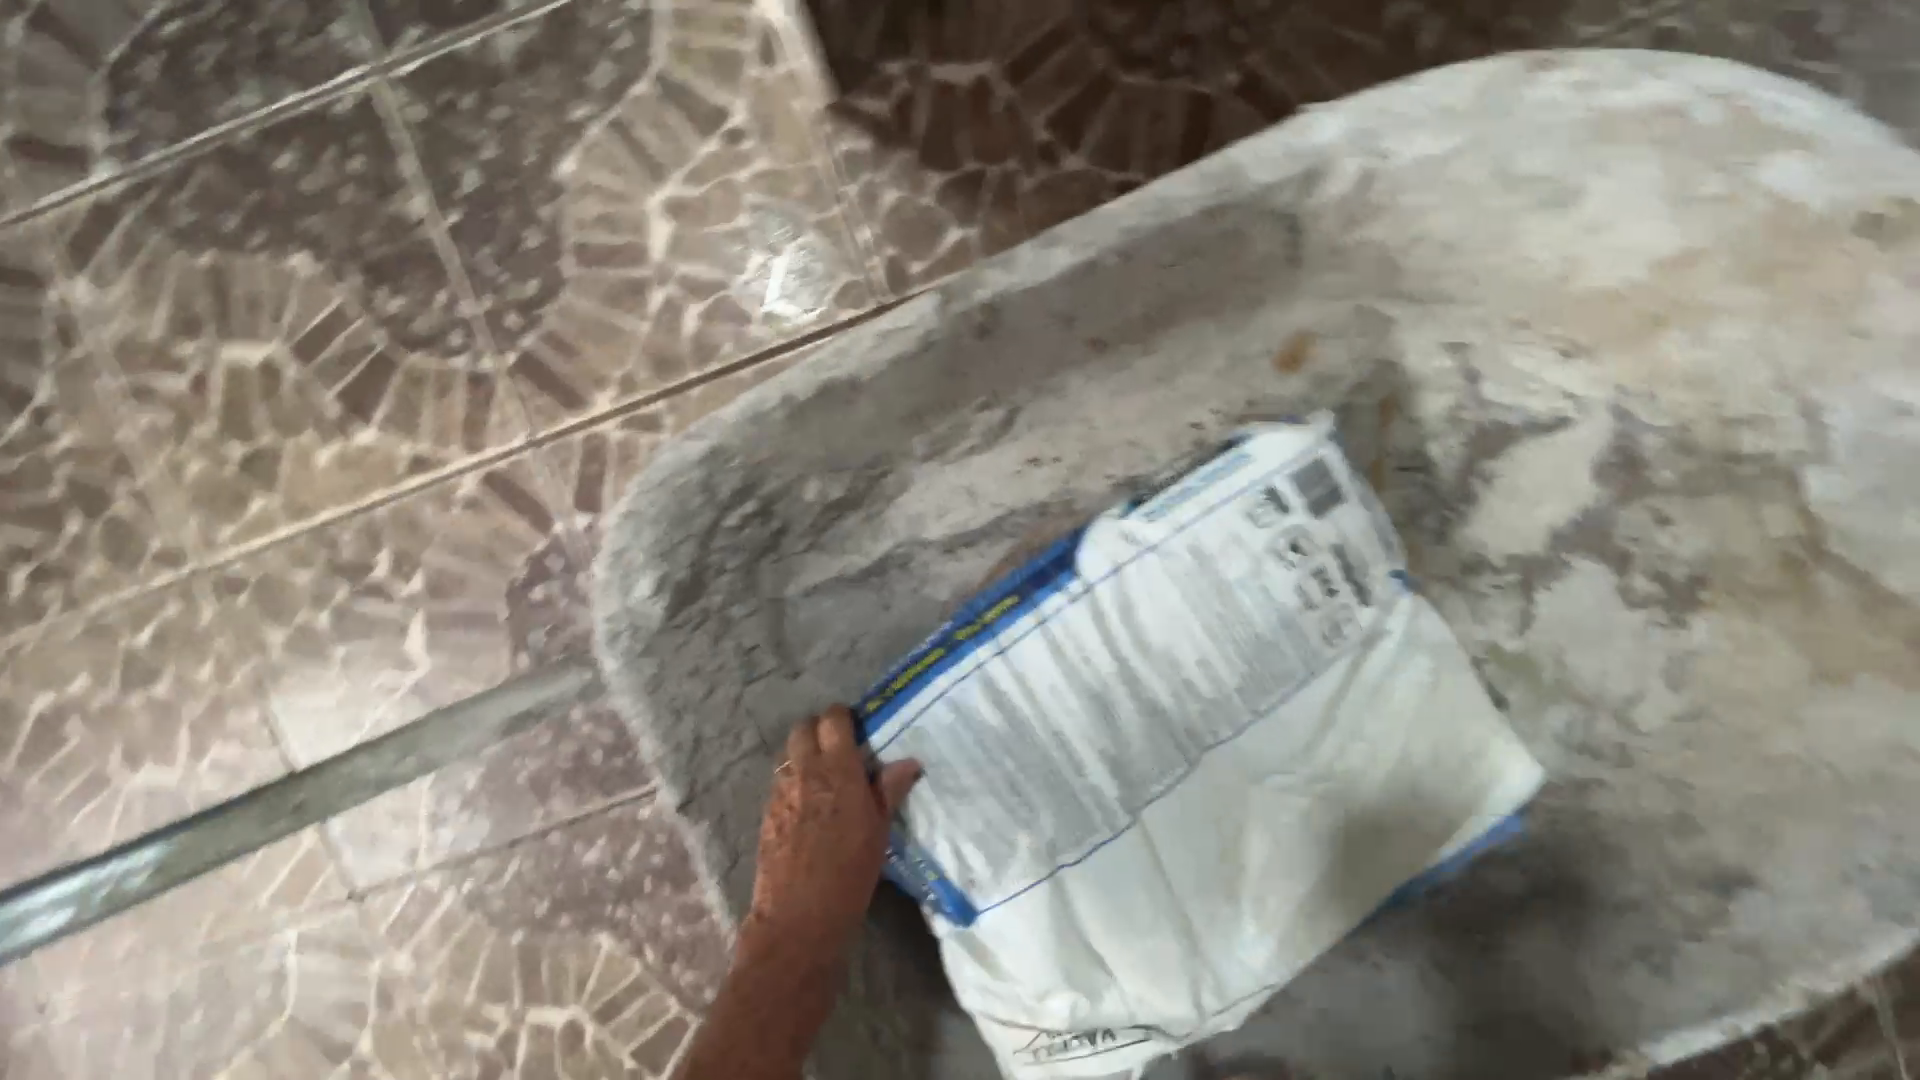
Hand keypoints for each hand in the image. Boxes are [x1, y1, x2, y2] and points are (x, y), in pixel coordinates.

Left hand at [745, 705, 921, 955]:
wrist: (799, 916)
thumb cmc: (850, 871)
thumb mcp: (880, 829)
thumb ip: (889, 789)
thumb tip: (909, 763)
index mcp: (837, 769)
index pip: (833, 719)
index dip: (843, 717)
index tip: (855, 728)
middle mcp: (804, 771)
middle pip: (803, 728)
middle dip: (818, 730)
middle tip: (838, 749)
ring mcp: (780, 792)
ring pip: (788, 755)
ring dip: (804, 756)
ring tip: (823, 779)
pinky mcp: (766, 813)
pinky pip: (780, 783)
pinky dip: (793, 783)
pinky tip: (807, 808)